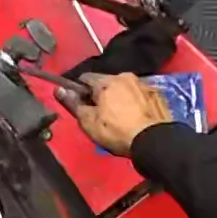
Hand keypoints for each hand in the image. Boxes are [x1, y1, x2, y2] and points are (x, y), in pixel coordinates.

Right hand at [58, 72, 175, 155]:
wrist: (154, 141)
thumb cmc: (116, 132)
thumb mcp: (88, 122)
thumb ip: (73, 104)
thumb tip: (59, 90)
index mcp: (106, 81)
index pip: (85, 78)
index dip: (80, 91)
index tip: (82, 105)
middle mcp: (125, 76)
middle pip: (106, 82)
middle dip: (102, 94)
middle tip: (102, 115)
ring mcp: (143, 84)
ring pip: (125, 88)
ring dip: (120, 97)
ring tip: (122, 117)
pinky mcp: (157, 94)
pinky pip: (140, 95)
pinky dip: (136, 102)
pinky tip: (136, 117)